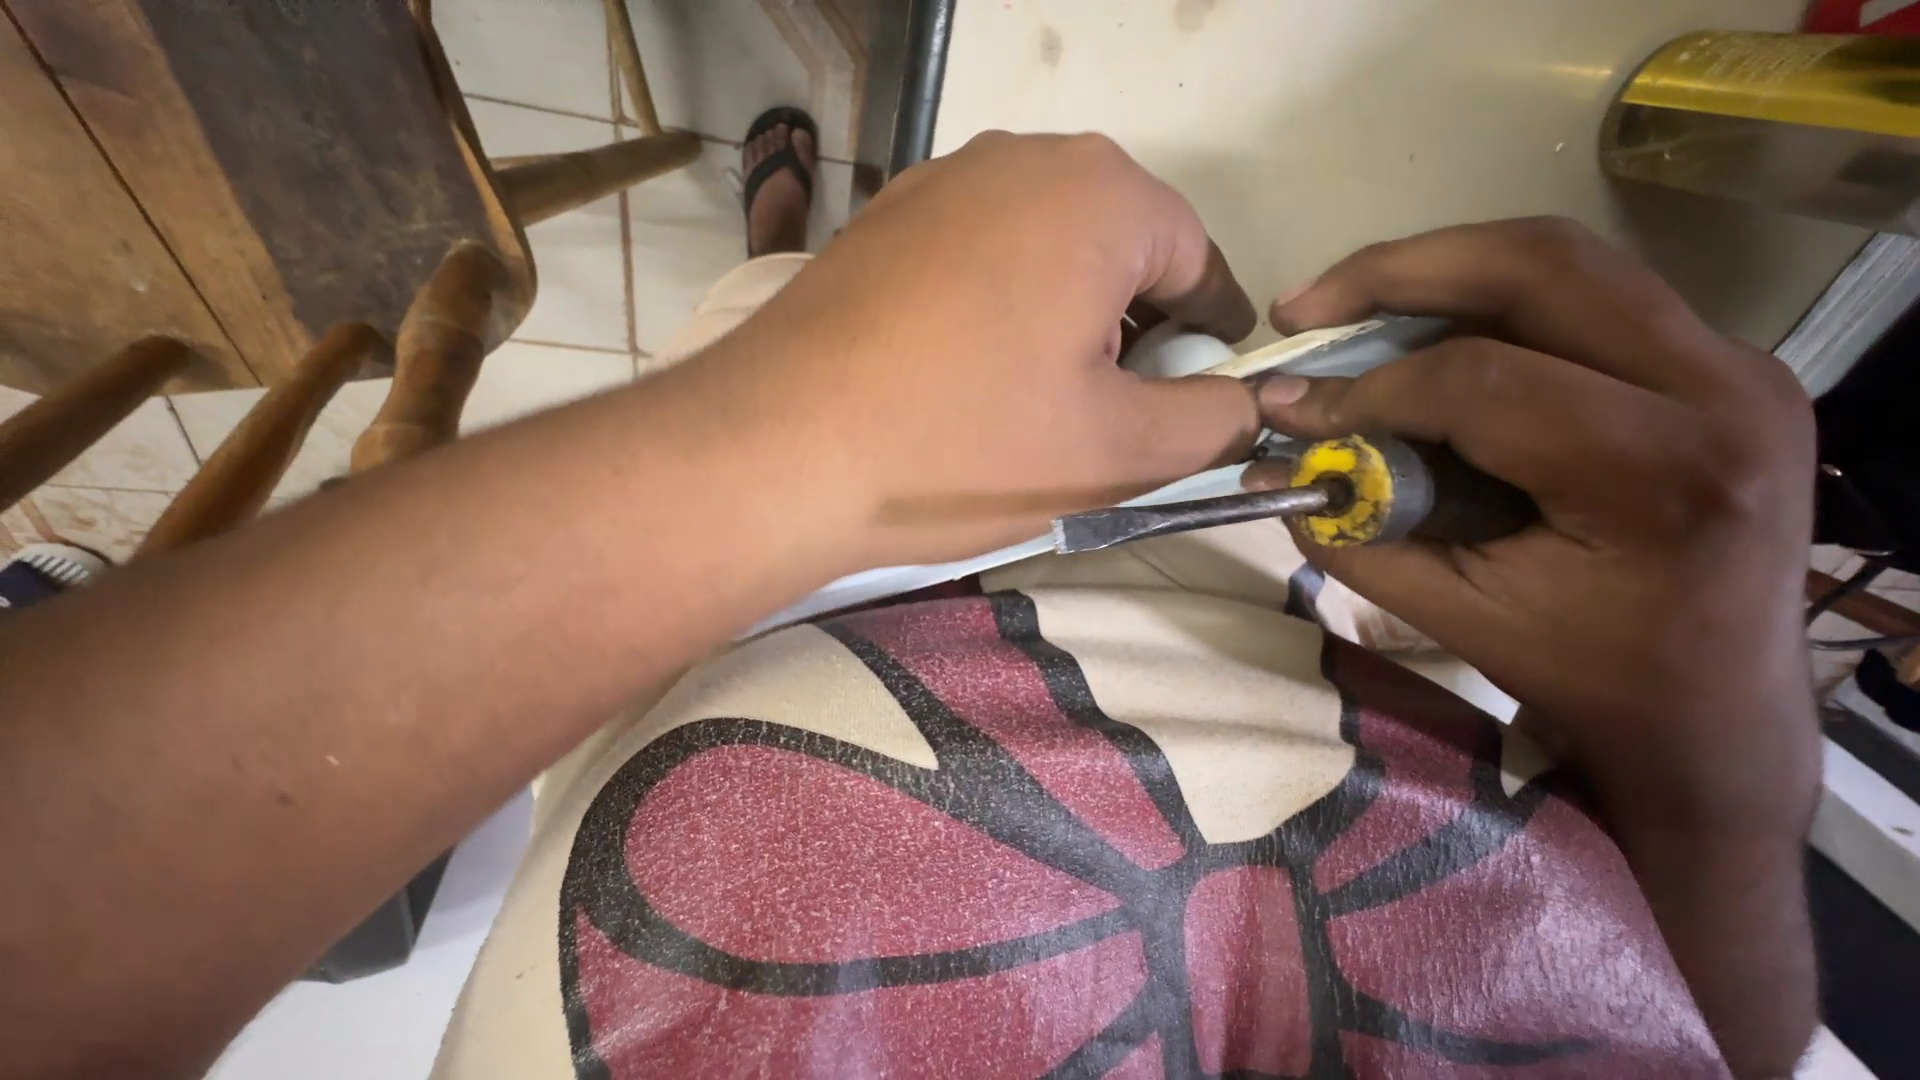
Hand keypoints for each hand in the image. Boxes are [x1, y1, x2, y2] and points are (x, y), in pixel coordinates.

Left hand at [688, 131, 1261, 567]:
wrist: (775, 452)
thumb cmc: (965, 446)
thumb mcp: (1115, 450)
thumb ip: (1213, 422)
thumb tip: (1248, 404)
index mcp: (1097, 195)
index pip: (1195, 256)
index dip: (1207, 334)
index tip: (1198, 394)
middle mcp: (1018, 160)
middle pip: (1116, 247)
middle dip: (1131, 329)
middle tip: (1107, 414)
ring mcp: (936, 184)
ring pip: (1043, 251)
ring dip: (1063, 321)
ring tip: (1032, 404)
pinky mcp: (880, 225)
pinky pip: (975, 260)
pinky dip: (997, 312)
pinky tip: (965, 377)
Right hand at [1247, 217, 1819, 837]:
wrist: (1712, 708)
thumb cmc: (1587, 676)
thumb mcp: (1454, 615)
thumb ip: (1353, 534)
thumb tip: (1269, 462)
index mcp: (1661, 473)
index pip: (1483, 380)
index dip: (1366, 389)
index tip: (1288, 413)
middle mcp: (1721, 389)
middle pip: (1542, 267)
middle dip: (1398, 271)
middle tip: (1303, 308)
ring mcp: (1731, 364)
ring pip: (1565, 262)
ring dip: (1438, 272)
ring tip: (1343, 302)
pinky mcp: (1714, 364)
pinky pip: (1582, 297)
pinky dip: (1482, 301)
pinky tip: (1419, 332)